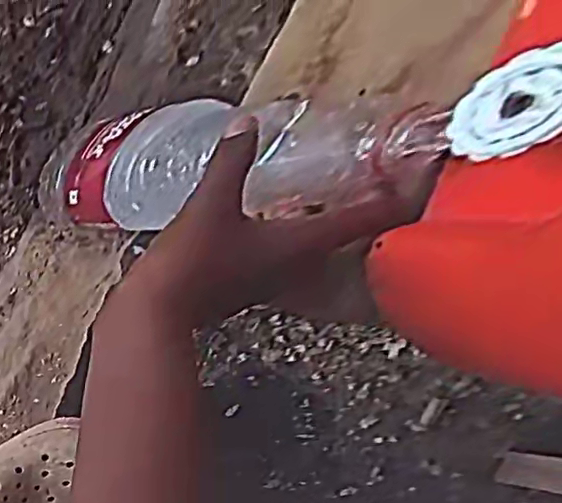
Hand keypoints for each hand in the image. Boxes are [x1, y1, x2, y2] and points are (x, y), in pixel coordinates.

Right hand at [115, 114, 429, 328]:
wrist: (147, 318)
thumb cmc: (187, 266)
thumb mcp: (208, 206)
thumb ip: (230, 164)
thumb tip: (244, 125)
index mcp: (302, 243)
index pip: (373, 214)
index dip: (400, 189)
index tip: (414, 168)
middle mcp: (293, 268)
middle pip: (344, 239)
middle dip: (356, 212)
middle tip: (363, 184)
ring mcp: (262, 287)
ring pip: (305, 255)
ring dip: (311, 234)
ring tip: (307, 208)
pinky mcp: (233, 297)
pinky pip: (268, 268)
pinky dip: (273, 251)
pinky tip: (256, 239)